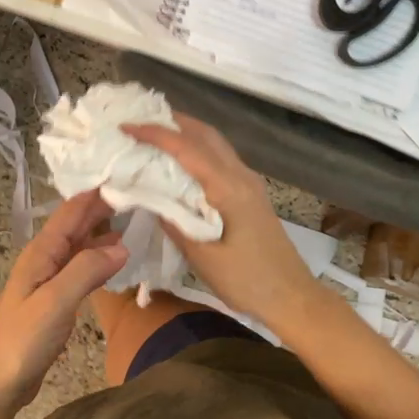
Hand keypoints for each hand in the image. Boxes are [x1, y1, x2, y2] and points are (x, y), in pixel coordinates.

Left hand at [0, 191, 128, 410]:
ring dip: (105, 229)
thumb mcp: (56, 302)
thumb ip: (87, 270)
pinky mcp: (56, 298)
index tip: (126, 173)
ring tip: (137, 215)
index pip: (72, 211)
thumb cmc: (22, 341)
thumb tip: (122, 244)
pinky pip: (82, 266)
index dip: (96, 191)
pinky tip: (118, 256)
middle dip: (104, 205)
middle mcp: (45, 258)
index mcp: (41, 252)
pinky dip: (101, 256)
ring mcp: (50, 278)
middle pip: (77, 223)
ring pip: (81, 243)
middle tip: (141, 190)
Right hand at [124, 115, 322, 324]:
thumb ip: (175, 223)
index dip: (155, 134)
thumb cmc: (248, 280)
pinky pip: (220, 158)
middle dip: (172, 122)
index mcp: (228, 187)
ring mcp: (249, 183)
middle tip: (139, 121)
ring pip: (215, 143)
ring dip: (186, 133)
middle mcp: (240, 176)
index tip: (126, 127)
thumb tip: (148, 198)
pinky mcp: (250, 194)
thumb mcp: (203, 257)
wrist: (292, 297)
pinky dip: (197, 149)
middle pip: (205, 134)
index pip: (188, 148)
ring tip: (154, 135)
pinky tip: (180, 163)